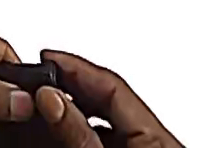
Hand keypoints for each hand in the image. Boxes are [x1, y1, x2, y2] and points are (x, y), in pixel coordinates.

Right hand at [31, 51, 180, 147]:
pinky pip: (103, 140)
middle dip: (69, 88)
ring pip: (102, 122)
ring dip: (71, 112)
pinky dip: (78, 135)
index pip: (112, 83)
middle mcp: (154, 143)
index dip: (75, 66)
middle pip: (105, 100)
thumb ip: (79, 134)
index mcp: (159, 140)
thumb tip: (49, 97)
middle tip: (37, 80)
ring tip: (42, 106)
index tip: (45, 56)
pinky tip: (58, 134)